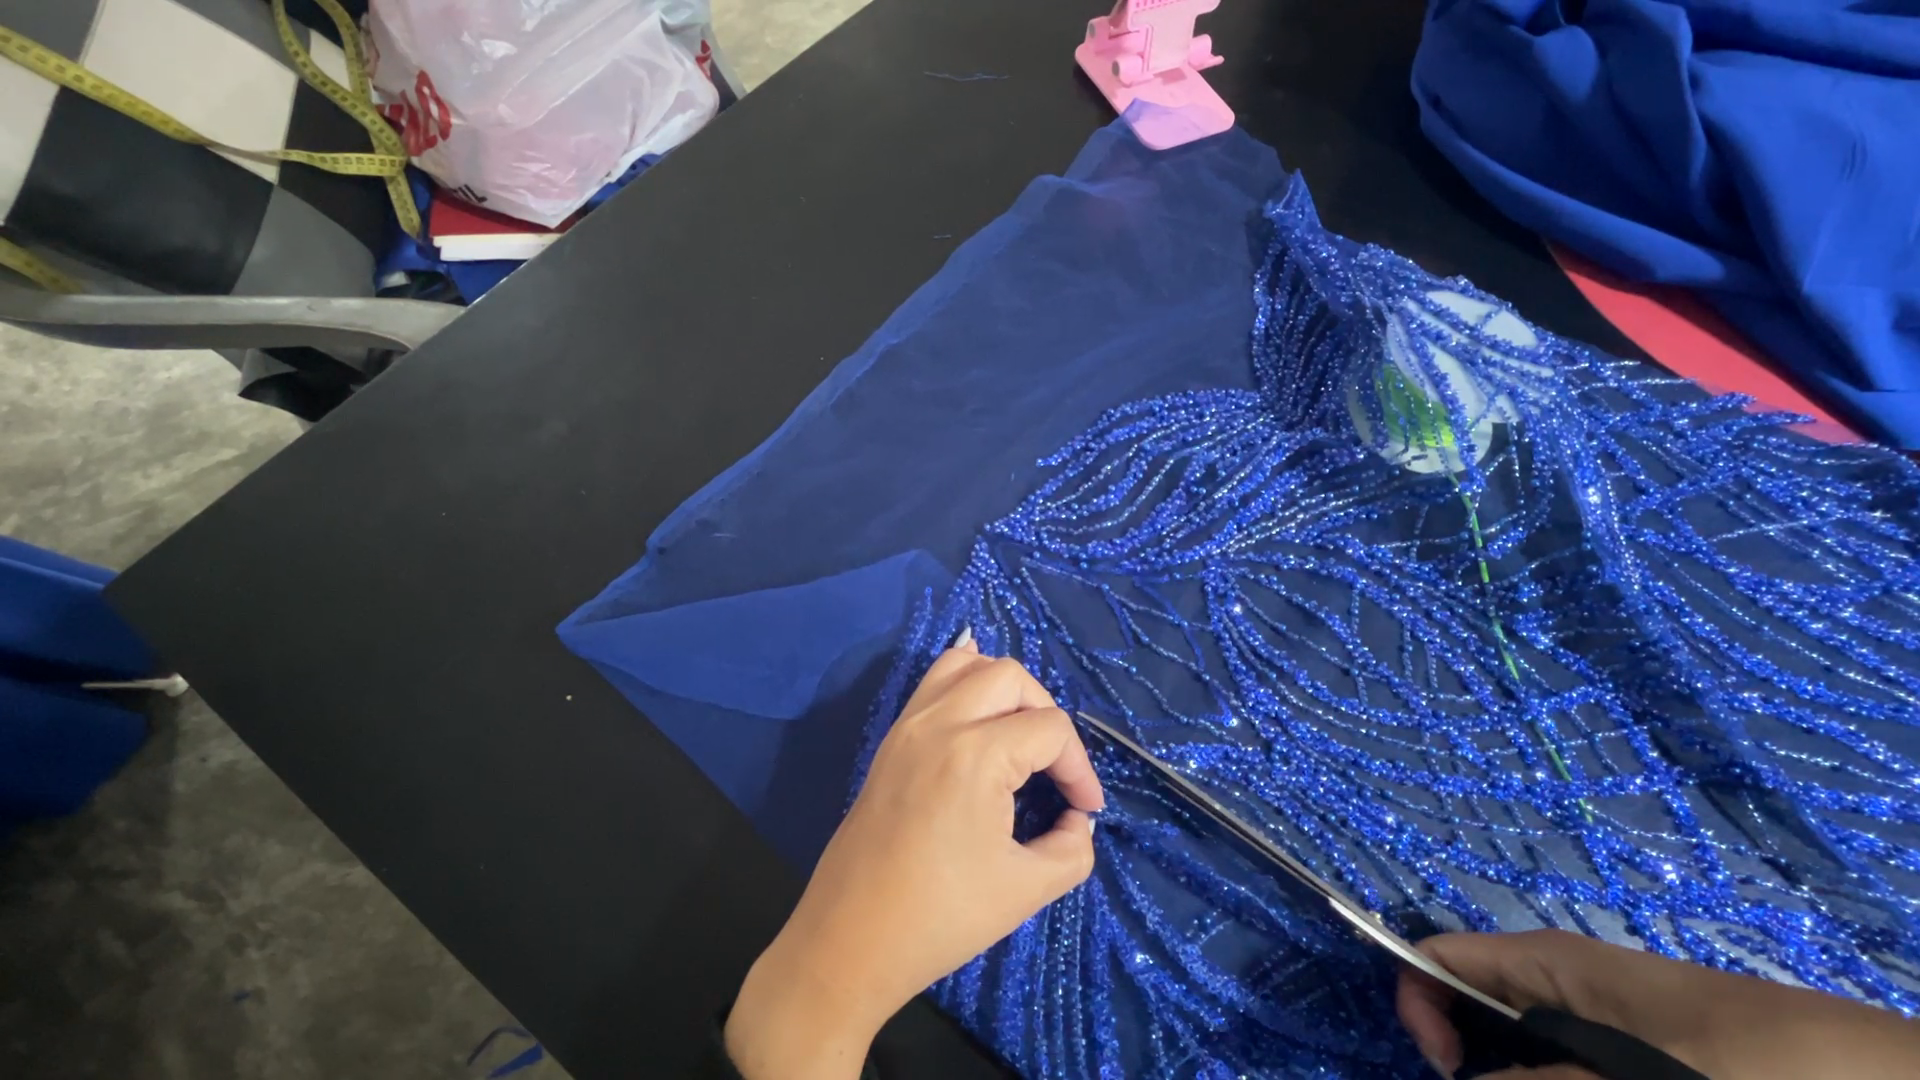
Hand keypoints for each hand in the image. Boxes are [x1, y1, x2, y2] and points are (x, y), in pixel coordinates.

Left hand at [724, 640, 1105, 1079]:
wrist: (851, 940)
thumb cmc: (941, 917)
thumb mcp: (1027, 890)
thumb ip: (1073, 848)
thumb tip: (1077, 819)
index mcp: (976, 754)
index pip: (1050, 729)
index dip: (1080, 768)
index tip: (1085, 810)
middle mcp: (940, 723)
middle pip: (1010, 677)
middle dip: (1046, 712)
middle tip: (1055, 766)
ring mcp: (908, 726)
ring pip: (965, 665)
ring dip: (1003, 688)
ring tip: (1020, 733)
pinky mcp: (890, 741)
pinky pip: (931, 683)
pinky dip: (963, 682)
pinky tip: (980, 708)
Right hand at [1397, 928, 1919, 1078]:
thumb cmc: (1762, 1066)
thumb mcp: (1643, 1077)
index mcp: (1548, 964)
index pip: (1436, 959)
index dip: (1420, 1006)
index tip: (1446, 1071)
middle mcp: (1564, 989)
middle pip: (1478, 1019)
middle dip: (1477, 1067)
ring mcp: (1609, 1030)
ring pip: (1531, 1063)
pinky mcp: (1646, 1062)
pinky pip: (1578, 1074)